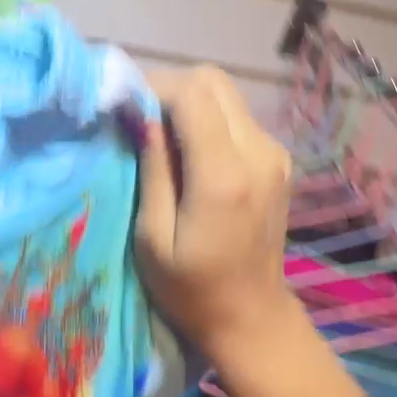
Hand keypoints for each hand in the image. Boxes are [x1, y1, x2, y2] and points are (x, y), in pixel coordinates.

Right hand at [136, 67, 299, 360]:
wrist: (249, 315)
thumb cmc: (189, 287)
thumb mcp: (153, 236)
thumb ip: (153, 170)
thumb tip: (143, 115)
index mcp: (224, 175)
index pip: (191, 94)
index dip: (151, 87)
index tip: (121, 107)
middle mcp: (258, 152)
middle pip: (212, 80)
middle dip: (169, 87)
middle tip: (137, 117)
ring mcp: (273, 153)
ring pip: (225, 93)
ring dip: (187, 102)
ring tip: (156, 134)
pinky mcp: (276, 159)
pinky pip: (235, 115)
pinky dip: (205, 118)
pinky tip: (184, 151)